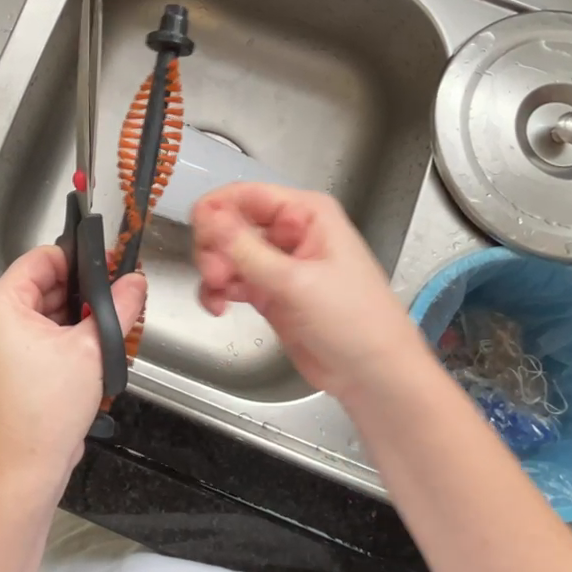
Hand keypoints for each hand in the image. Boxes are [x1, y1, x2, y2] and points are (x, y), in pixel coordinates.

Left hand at [0, 245, 146, 485]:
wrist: (32, 459)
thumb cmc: (49, 407)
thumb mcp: (94, 347)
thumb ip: (119, 306)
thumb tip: (135, 281)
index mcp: (1, 304)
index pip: (42, 258)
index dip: (78, 260)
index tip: (107, 267)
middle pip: (45, 281)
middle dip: (81, 290)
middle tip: (114, 298)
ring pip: (46, 305)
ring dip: (76, 312)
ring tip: (104, 327)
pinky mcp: (10, 357)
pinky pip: (41, 328)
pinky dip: (66, 331)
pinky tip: (91, 343)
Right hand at [191, 183, 432, 401]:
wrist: (373, 375)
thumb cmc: (353, 321)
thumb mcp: (296, 282)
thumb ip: (246, 249)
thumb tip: (207, 215)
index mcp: (306, 214)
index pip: (247, 195)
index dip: (216, 209)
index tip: (197, 234)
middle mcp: (290, 232)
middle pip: (231, 224)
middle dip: (215, 248)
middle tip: (215, 275)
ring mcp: (279, 264)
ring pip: (226, 254)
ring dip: (214, 273)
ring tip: (218, 297)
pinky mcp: (270, 293)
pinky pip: (231, 281)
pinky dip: (218, 292)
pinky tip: (219, 307)